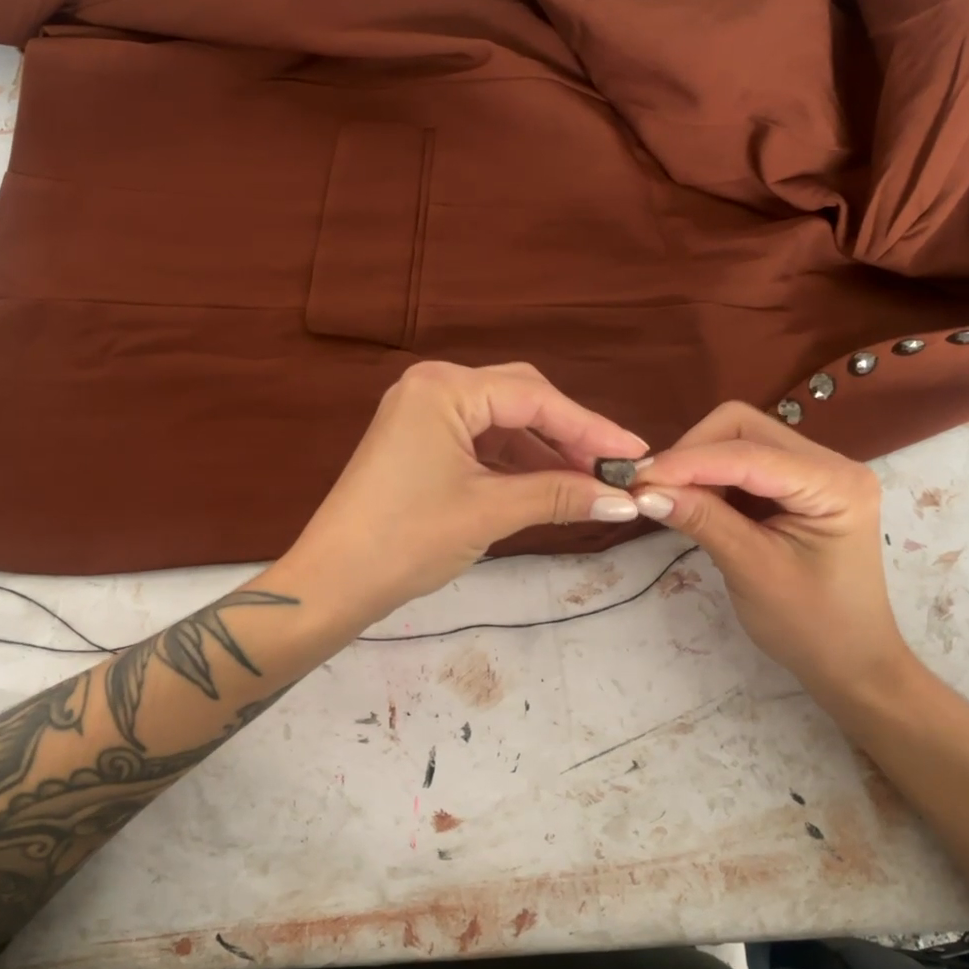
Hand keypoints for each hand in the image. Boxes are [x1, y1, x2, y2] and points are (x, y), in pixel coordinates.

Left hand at [279, 361, 648, 627]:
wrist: (333, 581)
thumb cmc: (407, 539)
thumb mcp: (489, 512)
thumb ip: (559, 495)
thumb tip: (624, 499)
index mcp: (444, 388)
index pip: (535, 397)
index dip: (591, 427)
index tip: (636, 455)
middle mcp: (431, 386)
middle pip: (520, 398)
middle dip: (569, 434)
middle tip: (613, 470)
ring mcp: (420, 412)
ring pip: (501, 420)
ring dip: (544, 450)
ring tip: (588, 483)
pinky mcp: (416, 441)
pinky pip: (478, 440)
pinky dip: (514, 461)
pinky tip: (546, 484)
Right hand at [629, 402, 913, 692]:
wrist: (850, 662)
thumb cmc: (811, 625)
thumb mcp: (752, 571)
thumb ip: (702, 521)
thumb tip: (644, 491)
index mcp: (834, 483)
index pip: (748, 453)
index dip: (688, 461)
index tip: (635, 480)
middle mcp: (829, 463)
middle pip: (742, 427)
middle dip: (692, 453)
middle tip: (652, 490)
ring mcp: (813, 472)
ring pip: (738, 439)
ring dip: (698, 464)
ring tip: (668, 499)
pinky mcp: (795, 486)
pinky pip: (742, 463)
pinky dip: (710, 477)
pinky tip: (692, 502)